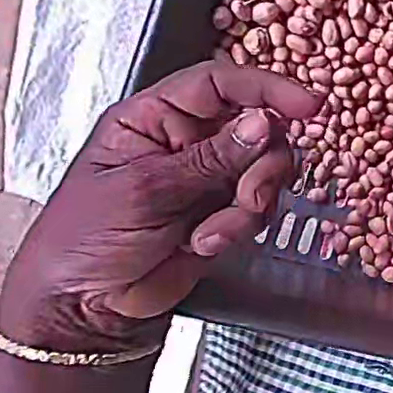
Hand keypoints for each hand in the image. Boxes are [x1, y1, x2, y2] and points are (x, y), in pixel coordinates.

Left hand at [0, 62, 322, 353]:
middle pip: (256, 127)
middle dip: (263, 163)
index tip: (306, 105)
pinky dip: (241, 226)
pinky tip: (205, 243)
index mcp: (155, 118)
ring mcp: (208, 177)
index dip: (265, 88)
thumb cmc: (85, 238)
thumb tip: (264, 123)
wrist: (85, 307)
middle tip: (251, 194)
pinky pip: (258, 207)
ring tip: (214, 231)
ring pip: (264, 169)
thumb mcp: (145, 190)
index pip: (219, 85)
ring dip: (251, 202)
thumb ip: (211, 158)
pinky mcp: (222, 212)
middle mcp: (188, 141)